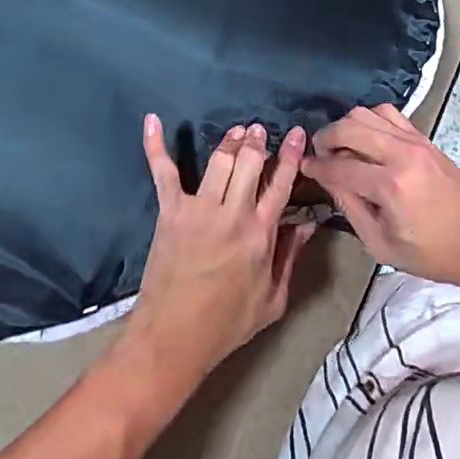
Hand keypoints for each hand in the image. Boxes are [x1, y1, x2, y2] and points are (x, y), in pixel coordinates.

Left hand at [119, 115, 314, 385]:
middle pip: (250, 163)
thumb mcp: (273, 299)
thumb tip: (307, 224)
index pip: (281, 183)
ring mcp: (198, 210)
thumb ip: (290, 257)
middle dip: (258, 142)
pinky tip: (153, 121)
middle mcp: (232, 214)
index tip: (296, 133)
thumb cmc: (227, 323)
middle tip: (260, 131)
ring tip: (238, 131)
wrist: (173, 337)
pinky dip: (156, 145)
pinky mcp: (170, 213)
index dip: (291, 155)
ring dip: (230, 141)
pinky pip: (163, 173)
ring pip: (219, 161)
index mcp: (260, 233)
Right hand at [299, 104, 459, 289]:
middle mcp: (402, 155)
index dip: (315, 166)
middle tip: (321, 156)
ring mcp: (416, 142)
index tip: (303, 167)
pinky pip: (389, 114)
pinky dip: (371, 121)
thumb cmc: (431, 253)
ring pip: (368, 112)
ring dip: (348, 127)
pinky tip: (368, 142)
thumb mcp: (381, 244)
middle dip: (326, 138)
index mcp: (391, 186)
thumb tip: (328, 180)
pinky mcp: (425, 139)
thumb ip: (350, 208)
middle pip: (349, 127)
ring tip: (344, 148)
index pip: (339, 166)